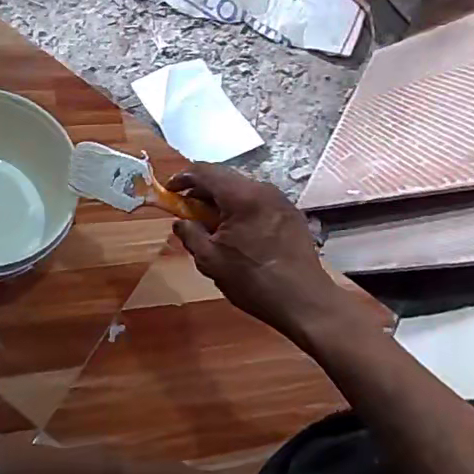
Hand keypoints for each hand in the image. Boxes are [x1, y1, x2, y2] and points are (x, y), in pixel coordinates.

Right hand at [167, 165, 353, 342]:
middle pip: (225, 178)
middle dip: (202, 192)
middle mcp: (264, 190)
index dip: (183, 178)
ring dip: (221, 202)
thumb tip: (180, 222)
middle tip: (187, 212)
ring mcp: (281, 201)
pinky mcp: (291, 214)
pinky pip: (258, 202)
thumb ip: (190, 235)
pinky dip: (240, 209)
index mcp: (242, 197)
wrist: (304, 301)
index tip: (169, 192)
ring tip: (210, 225)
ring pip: (242, 190)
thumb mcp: (210, 260)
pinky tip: (236, 233)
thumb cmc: (253, 281)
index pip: (205, 172)